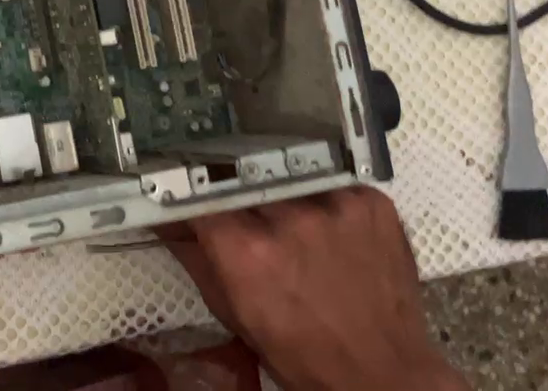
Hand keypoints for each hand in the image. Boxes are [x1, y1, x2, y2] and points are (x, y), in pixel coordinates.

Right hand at [163, 186, 466, 390]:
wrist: (385, 377)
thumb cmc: (302, 353)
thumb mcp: (233, 311)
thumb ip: (194, 255)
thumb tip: (162, 217)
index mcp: (247, 251)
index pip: (196, 192)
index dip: (187, 190)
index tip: (181, 187)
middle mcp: (289, 220)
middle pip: (240, 179)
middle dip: (235, 195)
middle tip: (246, 216)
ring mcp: (335, 207)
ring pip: (284, 176)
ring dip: (282, 197)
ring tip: (295, 227)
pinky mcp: (370, 203)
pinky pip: (330, 181)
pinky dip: (324, 200)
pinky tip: (331, 228)